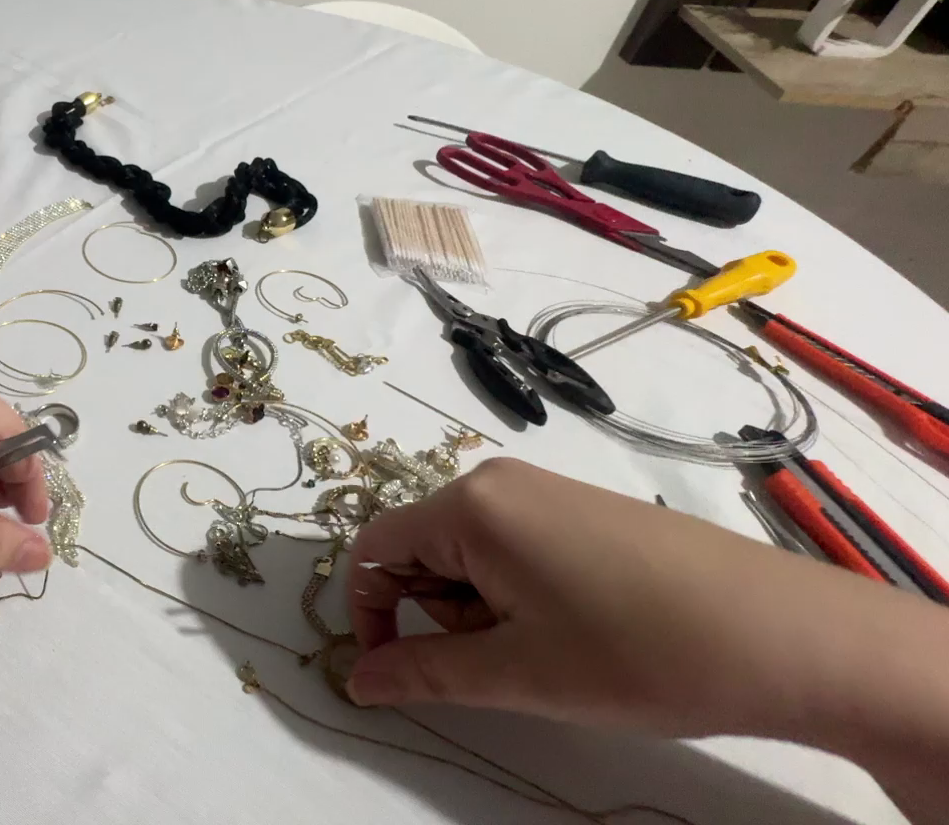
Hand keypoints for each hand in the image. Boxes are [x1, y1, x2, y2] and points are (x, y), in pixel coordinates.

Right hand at [342, 457, 930, 741]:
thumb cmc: (644, 653)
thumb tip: (356, 681)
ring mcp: (538, 488)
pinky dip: (516, 588)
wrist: (805, 639)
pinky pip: (508, 541)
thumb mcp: (522, 675)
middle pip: (420, 549)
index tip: (397, 667)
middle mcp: (492, 481)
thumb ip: (424, 672)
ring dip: (482, 605)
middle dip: (442, 611)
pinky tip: (575, 620)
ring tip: (551, 643)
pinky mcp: (576, 504)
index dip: (370, 612)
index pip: (373, 549)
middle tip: (508, 658)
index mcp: (467, 507)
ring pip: (465, 550)